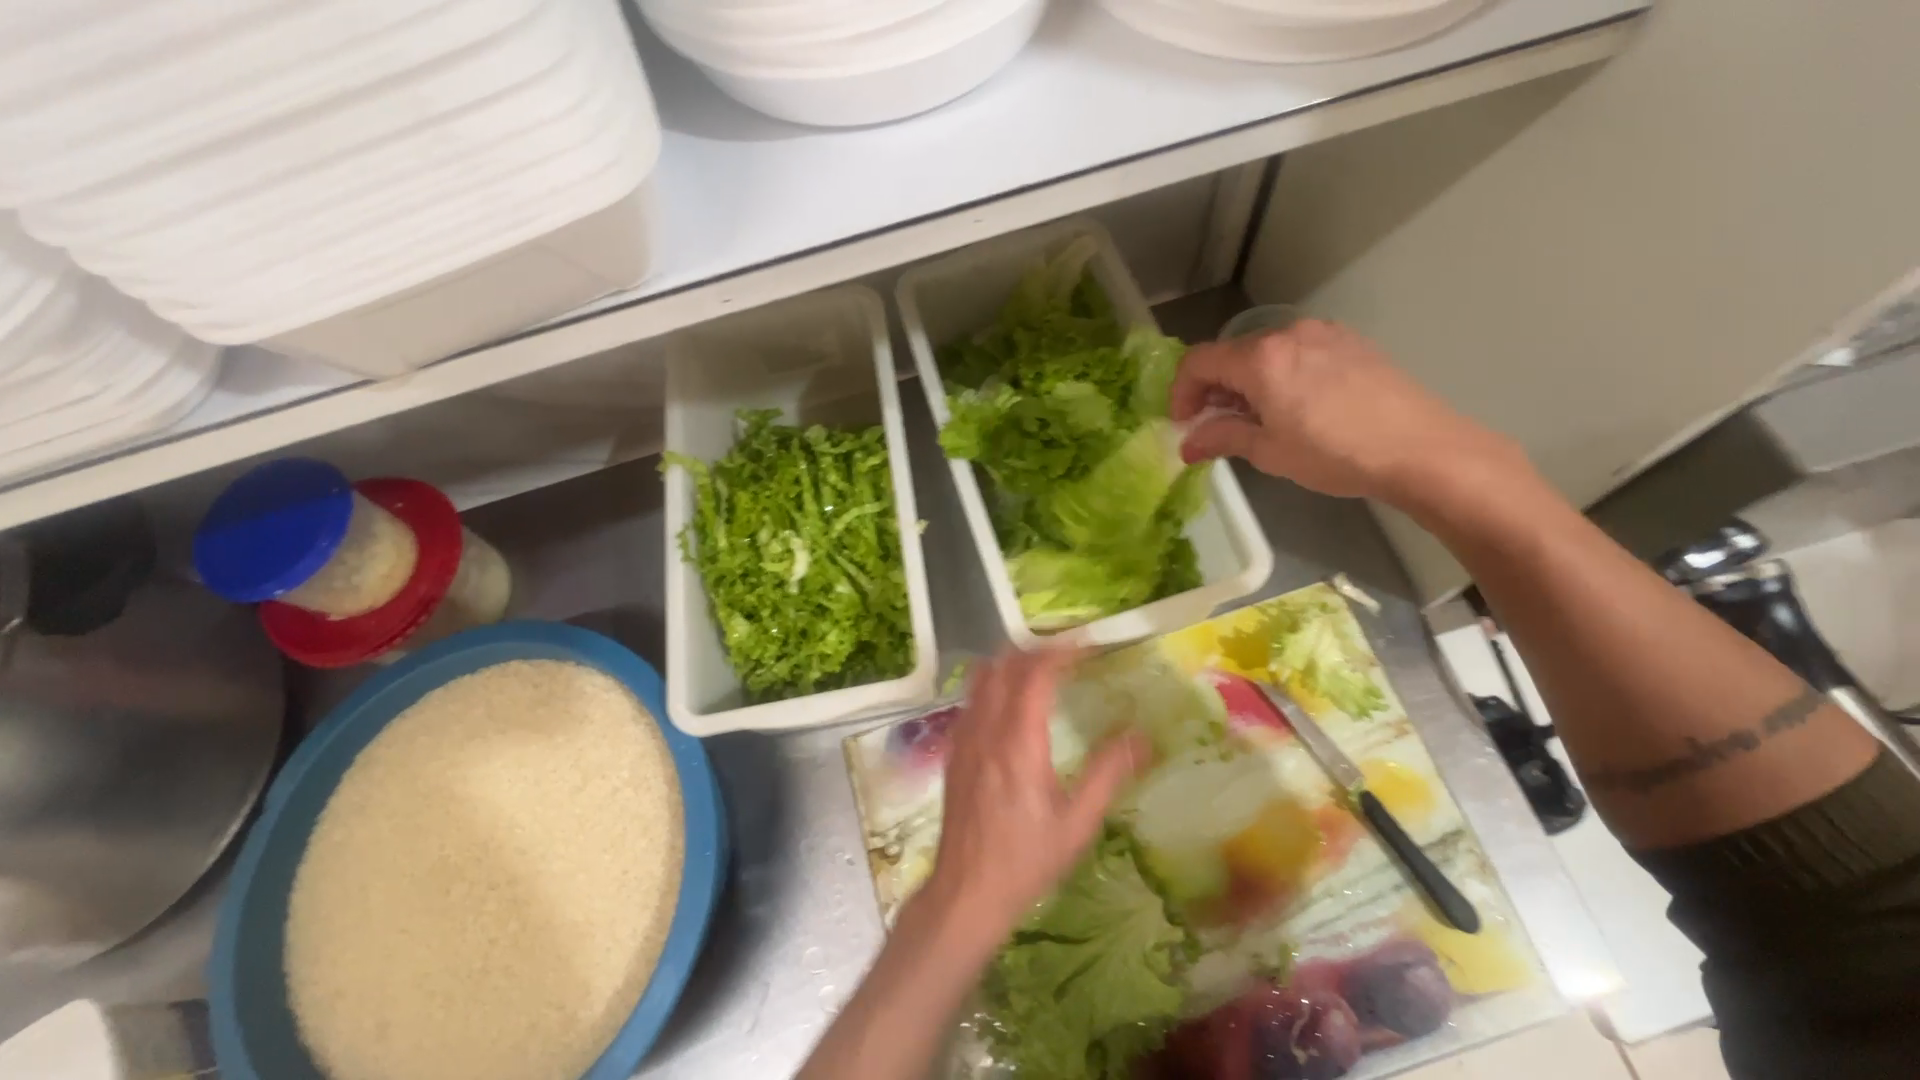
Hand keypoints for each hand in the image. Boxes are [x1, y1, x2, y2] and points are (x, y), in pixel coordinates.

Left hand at [922, 648, 1148, 941]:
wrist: (966, 892)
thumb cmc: (1026, 861)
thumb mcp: (1077, 824)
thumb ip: (1108, 775)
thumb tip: (1142, 737)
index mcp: (1018, 743)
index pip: (1035, 675)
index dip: (1060, 652)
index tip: (1086, 644)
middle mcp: (986, 731)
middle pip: (1003, 666)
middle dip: (1034, 650)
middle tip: (1066, 653)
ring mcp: (963, 740)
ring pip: (981, 680)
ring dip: (1010, 664)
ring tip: (1040, 670)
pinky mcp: (953, 754)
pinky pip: (970, 702)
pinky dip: (991, 687)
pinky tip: (1010, 705)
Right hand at [1170, 319, 1521, 505]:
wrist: (1419, 448)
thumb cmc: (1335, 454)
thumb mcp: (1269, 452)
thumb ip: (1222, 438)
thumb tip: (1189, 443)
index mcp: (1260, 359)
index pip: (1199, 362)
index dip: (1181, 392)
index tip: (1184, 424)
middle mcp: (1288, 334)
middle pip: (1232, 353)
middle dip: (1215, 388)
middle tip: (1216, 426)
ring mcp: (1323, 334)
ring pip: (1266, 352)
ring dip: (1248, 381)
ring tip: (1258, 419)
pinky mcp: (1351, 343)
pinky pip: (1298, 352)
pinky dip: (1280, 374)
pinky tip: (1296, 406)